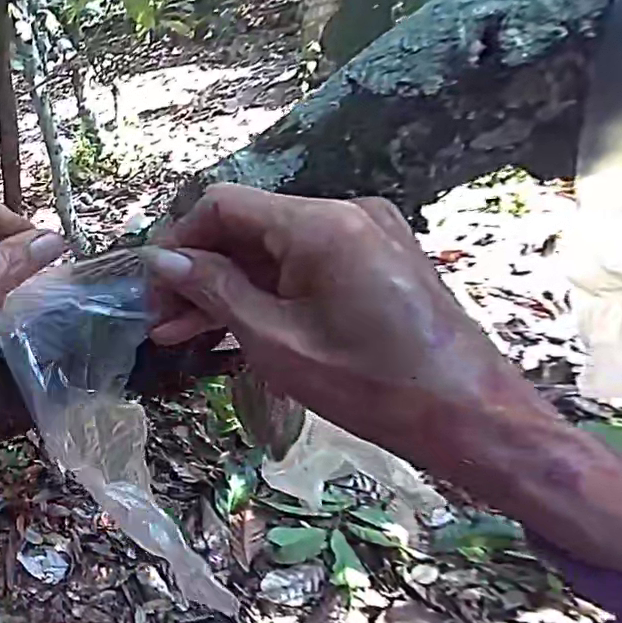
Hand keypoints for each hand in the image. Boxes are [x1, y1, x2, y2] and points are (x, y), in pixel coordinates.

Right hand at [149, 183, 621, 572]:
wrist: (469, 417)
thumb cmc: (366, 383)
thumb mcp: (274, 340)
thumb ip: (214, 290)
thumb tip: (162, 260)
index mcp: (319, 223)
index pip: (222, 205)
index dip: (178, 241)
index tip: (152, 287)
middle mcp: (343, 214)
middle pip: (246, 228)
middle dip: (198, 273)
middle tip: (160, 319)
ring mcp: (363, 236)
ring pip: (271, 252)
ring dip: (226, 289)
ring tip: (180, 333)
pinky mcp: (373, 262)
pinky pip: (302, 268)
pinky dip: (264, 294)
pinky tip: (228, 328)